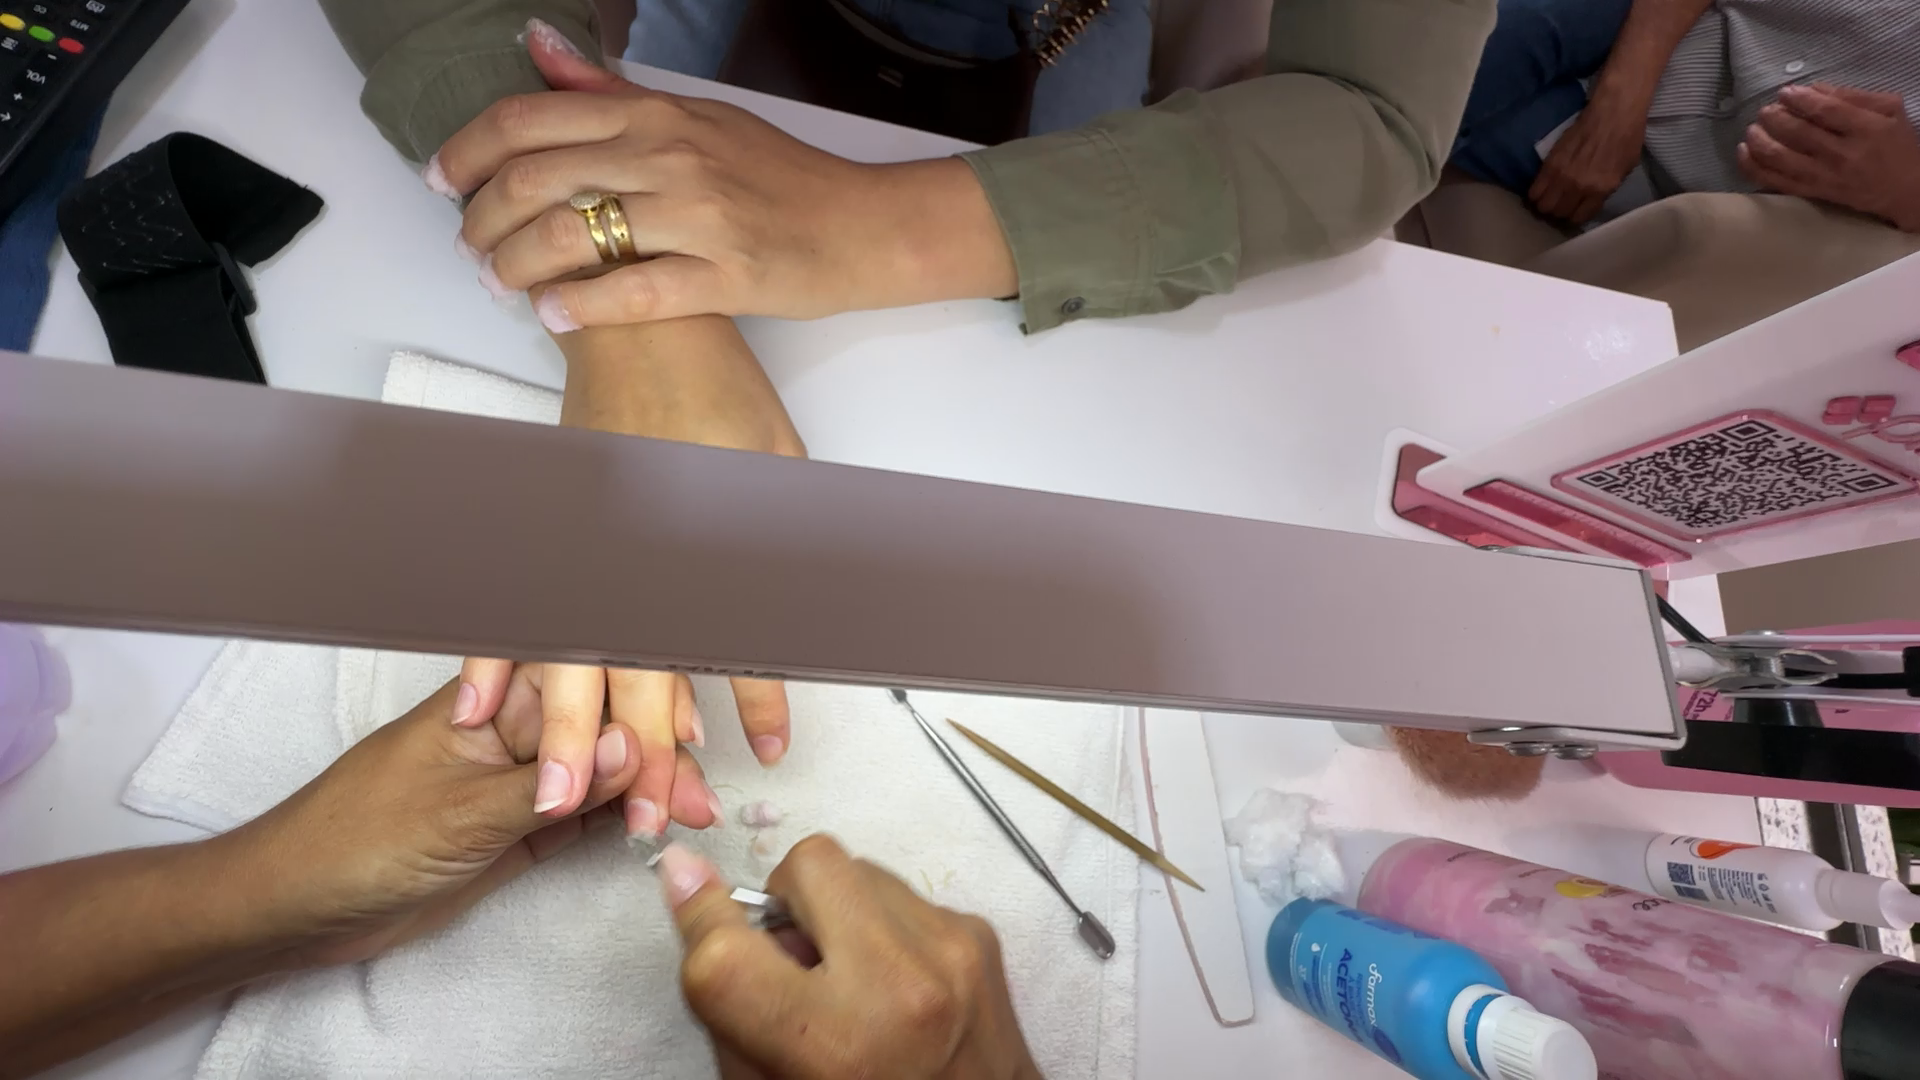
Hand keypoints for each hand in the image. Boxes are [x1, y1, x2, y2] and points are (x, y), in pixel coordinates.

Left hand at [232, 670, 676, 965]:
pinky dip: (632, 813)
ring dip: (655, 787)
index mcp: (497, 698)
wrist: (298, 915)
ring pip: (612, 766)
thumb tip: (629, 747)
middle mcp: (525, 726)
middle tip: (692, 798)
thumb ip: (546, 786)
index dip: (636, 706)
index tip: (679, 738)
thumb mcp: (456, 815)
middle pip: (609, 725)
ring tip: (694, 814)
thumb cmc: (355, 843)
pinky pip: (598, 805)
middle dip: (659, 756)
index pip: (582, 685)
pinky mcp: (540, 816)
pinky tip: (664, 819)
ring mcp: (536, 771)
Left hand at [430, 24, 1016, 330]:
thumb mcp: (704, 121)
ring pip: (579, 236)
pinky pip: (638, 291)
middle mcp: (672, 159)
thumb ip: (618, 96)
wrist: (863, 227)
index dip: (469, 150)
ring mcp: (700, 220)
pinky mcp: (729, 278)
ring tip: (500, 285)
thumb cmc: (789, 181)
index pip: (533, 120)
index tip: (444, 181)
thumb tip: (543, 52)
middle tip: (468, 247)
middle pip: (540, 179)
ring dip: (519, 265)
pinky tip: (555, 316)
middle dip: (483, 218)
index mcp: (661, 117)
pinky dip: (584, 305)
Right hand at [656, 837, 1041, 1079]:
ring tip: (855, 968)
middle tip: (798, 945)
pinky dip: (886, 921)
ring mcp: (949, 947)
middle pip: (811, 861)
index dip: (696, 912)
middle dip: (790, 893)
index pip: (729, 954)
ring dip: (842, 906)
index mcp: (835, 1047)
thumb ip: (731, 1003)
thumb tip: (691, 883)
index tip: (684, 881)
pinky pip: (904, 890)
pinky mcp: (979, 929)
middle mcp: (900, 982)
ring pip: (860, 865)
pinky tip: (899, 973)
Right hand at [1529, 93, 1648, 224]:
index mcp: (1601, 188)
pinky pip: (1534, 192)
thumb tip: (1590, 200)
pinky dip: (1536, 194)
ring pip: (1542, 206)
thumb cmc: (1626, 137)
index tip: (1575, 210)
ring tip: (1551, 196)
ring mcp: (1561, 178)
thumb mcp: (1625, 168)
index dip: (1576, 215)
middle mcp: (1579, 187)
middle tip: (1561, 202)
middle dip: (1559, 210)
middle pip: (1558, 212)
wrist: (1614, 112)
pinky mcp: (1548, 167)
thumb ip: (1605, 188)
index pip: (1579, 217)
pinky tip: (1543, 188)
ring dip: (1546, 204)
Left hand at [1740, 84, 1919, 231]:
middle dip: (1774, 118)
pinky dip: (1749, 164)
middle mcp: (1840, 152)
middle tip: (1765, 109)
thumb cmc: (1894, 141)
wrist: (1900, 186)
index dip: (1800, 100)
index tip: (1784, 92)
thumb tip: (1813, 89)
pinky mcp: (1803, 190)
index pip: (1826, 111)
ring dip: (1758, 139)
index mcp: (1867, 128)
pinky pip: (1768, 178)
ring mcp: (1818, 174)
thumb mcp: (1888, 111)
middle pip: (1796, 132)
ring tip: (1752, 127)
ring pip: (1776, 155)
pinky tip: (1742, 150)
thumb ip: (1853, 97)